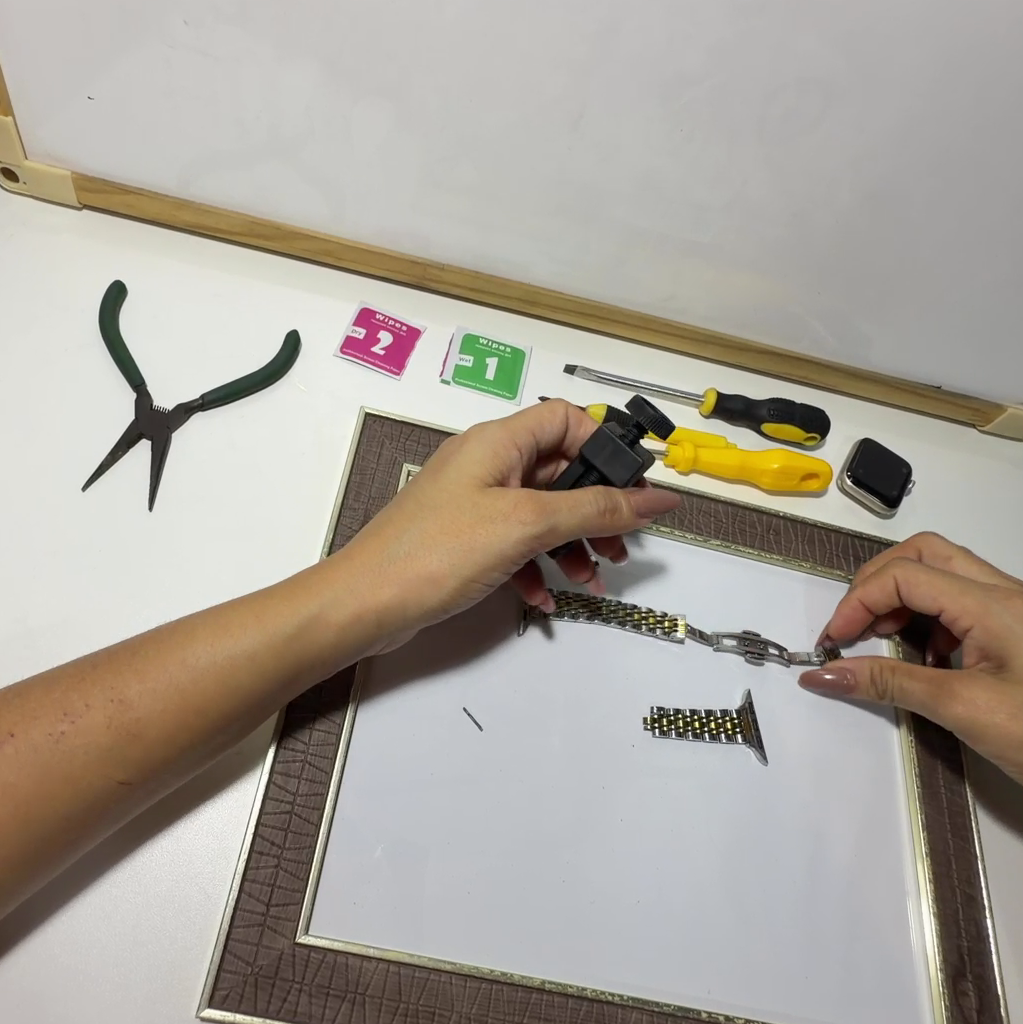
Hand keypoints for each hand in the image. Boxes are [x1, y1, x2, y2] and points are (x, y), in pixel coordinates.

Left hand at [335, 399, 680, 649]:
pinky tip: (544, 597)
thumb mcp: (526, 525)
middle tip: (620, 547)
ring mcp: (473, 503)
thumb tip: (655, 497)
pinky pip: (515, 544)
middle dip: (595, 510)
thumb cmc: (436, 552)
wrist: (367, 603)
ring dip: (571, 544)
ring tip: (591, 578)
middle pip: (558, 471)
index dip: (602, 448)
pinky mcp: (464, 539)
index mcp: (497, 441)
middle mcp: (485, 465)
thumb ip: (595, 509)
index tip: (631, 489)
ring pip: (540, 514)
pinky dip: (536, 566)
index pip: (564, 419)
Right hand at [798, 533, 1022, 846]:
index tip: (835, 643)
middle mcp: (1013, 594)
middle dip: (878, 583)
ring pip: (947, 574)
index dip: (858, 602)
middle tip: (855, 626)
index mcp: (997, 604)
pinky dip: (932, 618)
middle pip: (926, 553)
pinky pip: (967, 602)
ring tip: (887, 643)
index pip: (906, 575)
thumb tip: (820, 675)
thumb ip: (886, 683)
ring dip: (905, 599)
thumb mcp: (960, 710)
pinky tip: (929, 659)